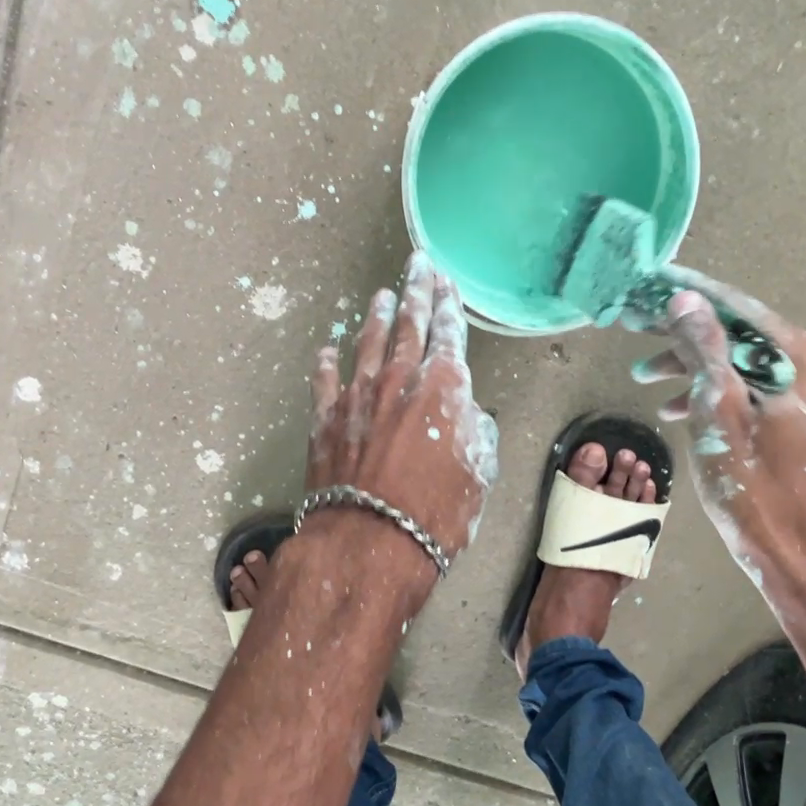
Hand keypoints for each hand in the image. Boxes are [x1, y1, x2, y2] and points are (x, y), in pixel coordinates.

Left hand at [304, 251, 500, 603]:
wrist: (370, 542)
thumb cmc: (437, 512)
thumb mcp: (480, 474)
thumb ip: (477, 433)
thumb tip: (469, 415)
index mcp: (443, 387)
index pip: (448, 334)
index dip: (449, 306)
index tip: (447, 283)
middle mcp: (399, 379)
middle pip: (410, 324)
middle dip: (417, 291)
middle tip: (417, 264)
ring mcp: (358, 395)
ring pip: (369, 342)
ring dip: (377, 316)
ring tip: (383, 295)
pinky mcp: (325, 417)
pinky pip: (326, 379)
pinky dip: (328, 362)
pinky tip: (328, 349)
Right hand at [631, 268, 805, 597]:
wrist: (799, 553)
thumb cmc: (755, 488)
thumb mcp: (718, 413)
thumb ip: (702, 349)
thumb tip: (683, 298)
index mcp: (794, 354)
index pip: (730, 304)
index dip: (683, 292)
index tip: (644, 281)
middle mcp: (805, 360)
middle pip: (730, 329)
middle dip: (679, 329)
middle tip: (630, 323)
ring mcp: (803, 387)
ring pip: (733, 358)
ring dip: (688, 362)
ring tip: (642, 374)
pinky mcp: (793, 412)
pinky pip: (743, 385)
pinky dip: (709, 389)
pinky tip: (673, 405)